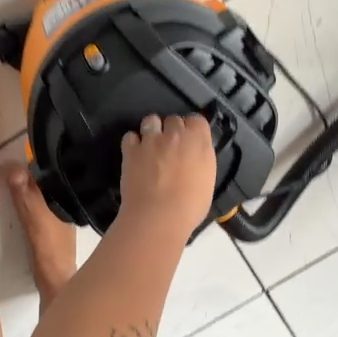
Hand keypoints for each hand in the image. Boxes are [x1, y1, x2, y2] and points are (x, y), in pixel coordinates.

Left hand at [118, 114, 216, 232]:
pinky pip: (130, 136)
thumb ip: (201, 162)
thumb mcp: (207, 182)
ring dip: (152, 130)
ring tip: (150, 146)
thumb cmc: (190, 207)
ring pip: (151, 120)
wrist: (159, 216)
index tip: (190, 141)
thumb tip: (194, 158)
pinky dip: (132, 143)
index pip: (198, 120)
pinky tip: (135, 155)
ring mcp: (152, 140)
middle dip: (172, 130)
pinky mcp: (131, 150)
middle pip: (173, 119)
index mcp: (199, 141)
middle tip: (170, 147)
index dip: (193, 130)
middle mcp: (175, 134)